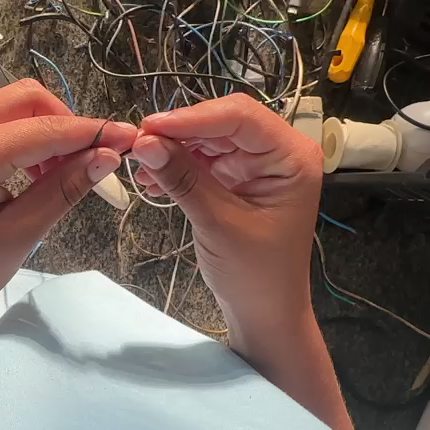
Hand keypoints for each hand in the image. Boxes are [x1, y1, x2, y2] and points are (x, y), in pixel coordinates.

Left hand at [0, 80, 137, 334]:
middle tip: (89, 160)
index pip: (45, 130)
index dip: (91, 133)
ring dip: (44, 130)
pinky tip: (35, 173)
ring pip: (10, 107)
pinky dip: (22, 138)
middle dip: (65, 122)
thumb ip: (63, 190)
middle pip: (26, 98)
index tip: (130, 139)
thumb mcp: (19, 235)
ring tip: (61, 175)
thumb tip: (106, 157)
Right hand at [129, 94, 322, 330]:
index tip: (150, 127)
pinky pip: (203, 161)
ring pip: (208, 139)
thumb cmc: (255, 274)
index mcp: (291, 157)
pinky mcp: (236, 180)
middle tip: (138, 144)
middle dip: (180, 131)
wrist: (265, 313)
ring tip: (139, 163)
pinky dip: (177, 166)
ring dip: (173, 148)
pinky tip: (151, 179)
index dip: (192, 117)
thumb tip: (145, 143)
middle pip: (222, 122)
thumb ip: (183, 179)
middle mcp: (277, 152)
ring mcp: (256, 166)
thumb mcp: (218, 224)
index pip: (240, 117)